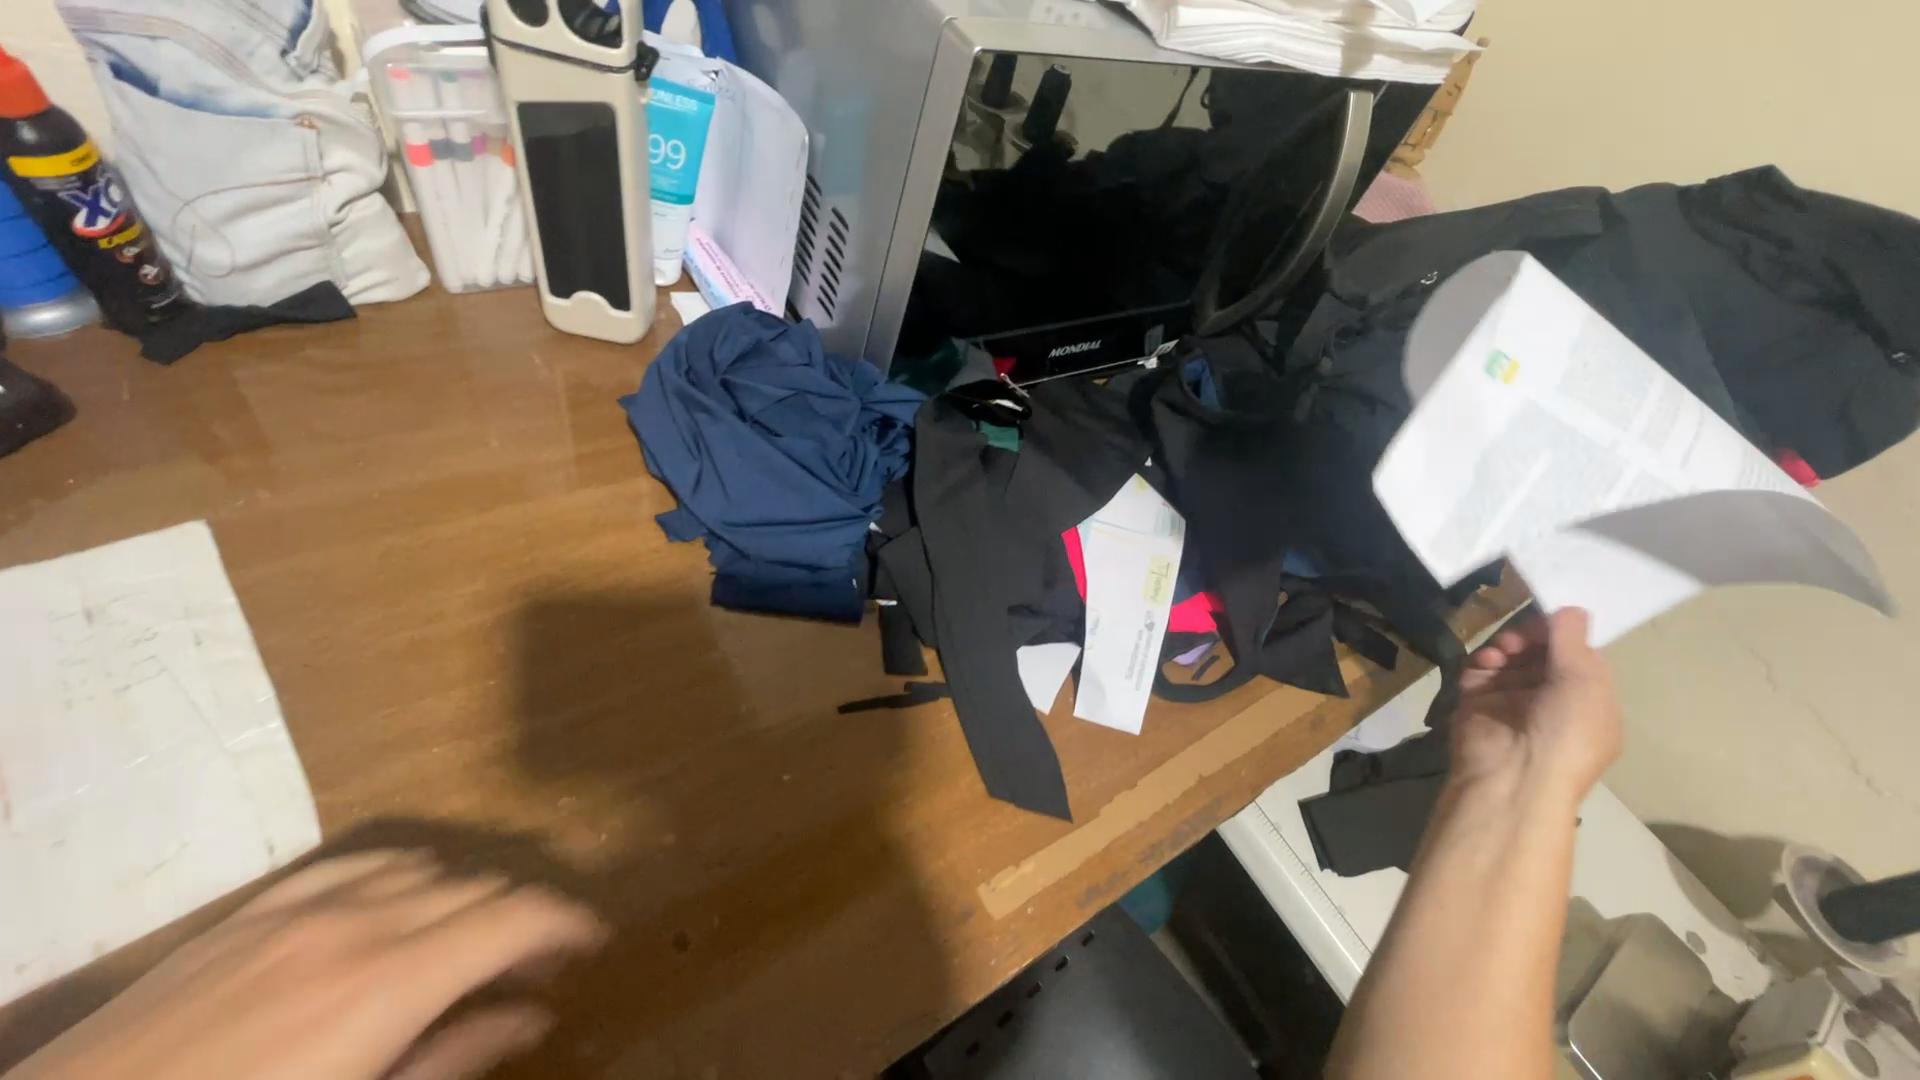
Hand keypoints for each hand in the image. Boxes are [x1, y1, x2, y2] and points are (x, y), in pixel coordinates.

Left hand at [6, 850, 606, 1079]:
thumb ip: (458, 1057)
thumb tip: (536, 1015)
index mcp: (395, 980)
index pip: (520, 915)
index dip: (572, 921)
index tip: (596, 940)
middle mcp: (364, 921)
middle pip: (484, 886)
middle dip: (525, 919)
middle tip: (536, 966)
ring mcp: (305, 905)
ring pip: (432, 867)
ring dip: (469, 898)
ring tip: (471, 943)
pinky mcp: (258, 907)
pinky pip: (364, 861)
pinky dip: (407, 875)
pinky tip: (404, 905)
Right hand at [1449, 607, 1622, 803]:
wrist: (1514, 773)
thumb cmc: (1566, 731)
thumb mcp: (1584, 684)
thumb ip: (1573, 642)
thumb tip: (1573, 608)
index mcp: (1587, 700)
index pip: (1577, 656)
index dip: (1565, 634)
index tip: (1551, 616)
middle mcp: (1551, 698)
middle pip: (1541, 652)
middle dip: (1533, 637)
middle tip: (1523, 635)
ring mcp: (1511, 698)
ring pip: (1508, 656)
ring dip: (1507, 645)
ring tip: (1502, 649)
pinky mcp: (1476, 699)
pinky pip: (1478, 668)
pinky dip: (1482, 658)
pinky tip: (1487, 660)